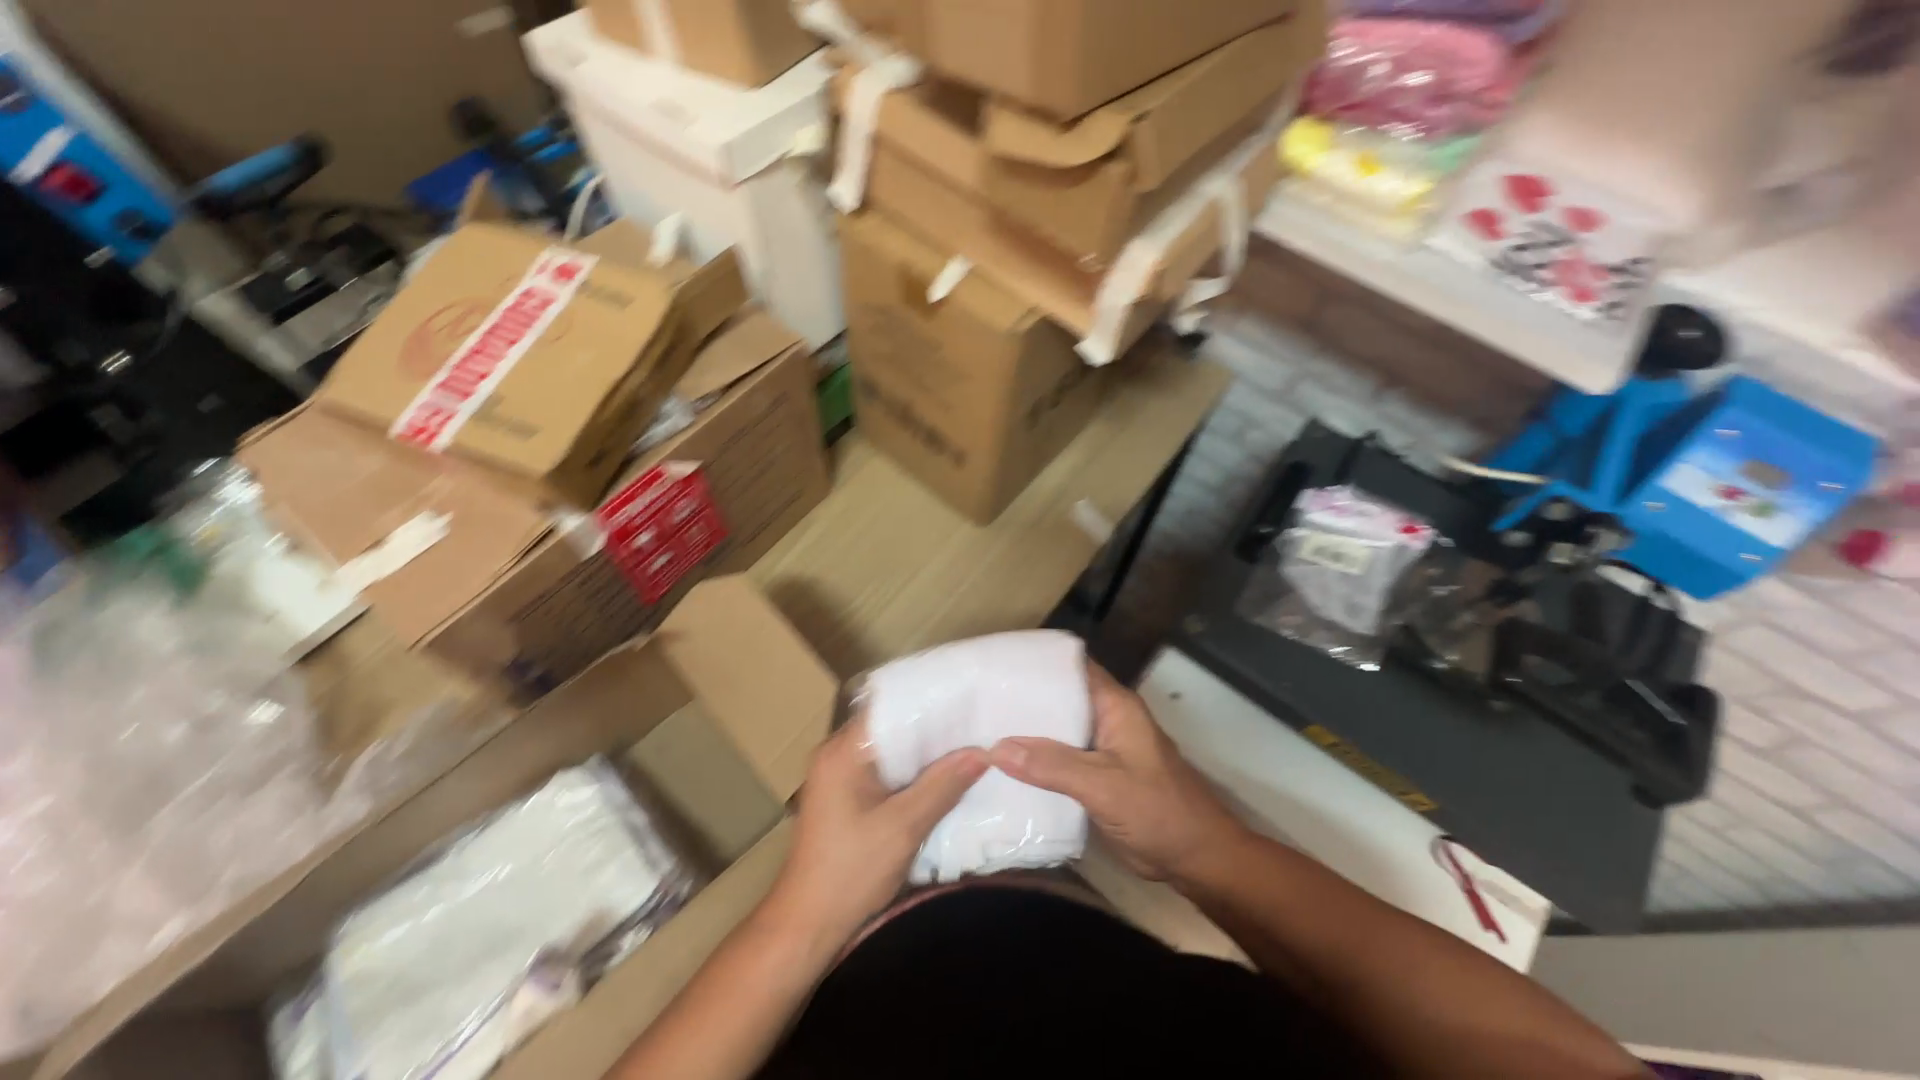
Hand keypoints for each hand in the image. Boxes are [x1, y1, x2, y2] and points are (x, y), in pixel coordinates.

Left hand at [772, 715, 987, 940]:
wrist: (807, 923)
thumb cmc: (850, 872)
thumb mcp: (903, 827)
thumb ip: (942, 786)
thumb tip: (982, 752)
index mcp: (842, 752)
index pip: (890, 705)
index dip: (930, 700)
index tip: (969, 697)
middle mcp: (837, 754)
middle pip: (892, 727)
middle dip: (934, 726)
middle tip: (979, 721)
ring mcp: (839, 777)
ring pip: (891, 751)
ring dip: (925, 752)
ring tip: (971, 743)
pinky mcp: (846, 798)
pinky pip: (886, 772)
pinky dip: (913, 773)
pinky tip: (945, 777)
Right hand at [990, 663, 1252, 883]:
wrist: (1197, 859)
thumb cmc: (1159, 812)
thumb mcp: (1103, 785)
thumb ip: (1052, 765)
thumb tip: (995, 747)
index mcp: (1115, 706)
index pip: (1071, 667)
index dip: (1035, 662)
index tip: (993, 664)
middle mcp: (1106, 720)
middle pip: (1058, 699)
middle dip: (1020, 699)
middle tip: (974, 700)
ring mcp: (1101, 750)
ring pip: (1056, 732)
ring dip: (1025, 733)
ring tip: (976, 730)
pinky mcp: (1096, 778)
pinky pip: (1059, 761)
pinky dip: (1034, 762)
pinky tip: (1000, 768)